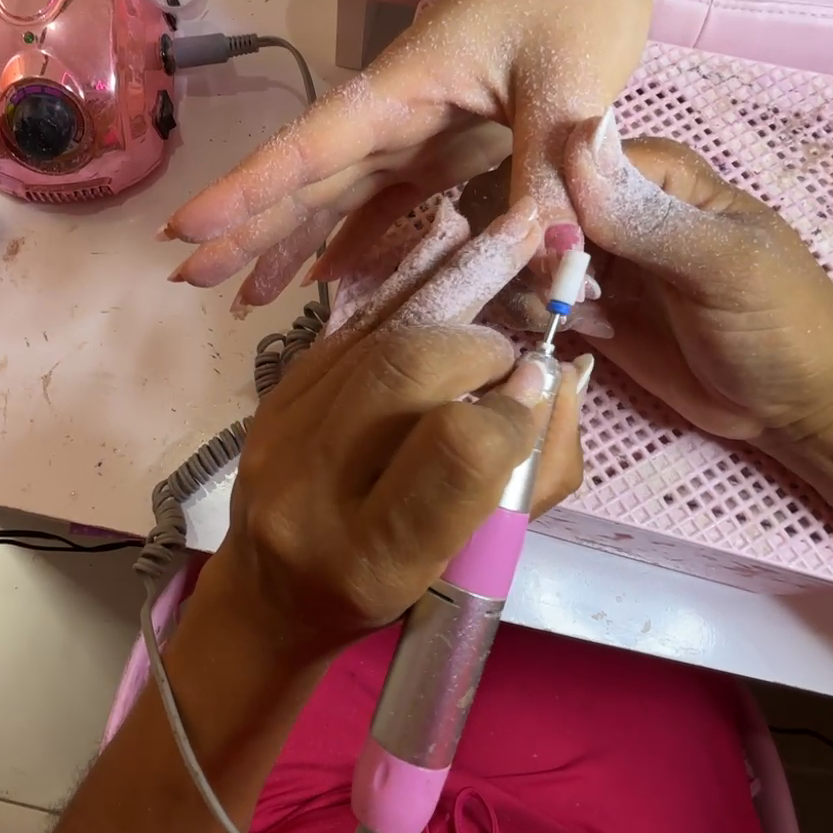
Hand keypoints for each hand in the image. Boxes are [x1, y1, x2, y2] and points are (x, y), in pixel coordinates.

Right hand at [161, 0, 651, 311]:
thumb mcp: (569, 80)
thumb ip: (554, 174)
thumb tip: (550, 267)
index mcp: (399, 92)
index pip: (307, 148)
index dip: (246, 192)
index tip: (186, 229)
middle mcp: (387, 120)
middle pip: (301, 182)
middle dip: (243, 231)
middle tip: (187, 277)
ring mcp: (407, 138)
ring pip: (330, 199)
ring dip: (284, 244)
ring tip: (241, 296)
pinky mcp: (432, 151)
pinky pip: (379, 204)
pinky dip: (351, 241)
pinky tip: (321, 277)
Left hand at [207, 200, 591, 657]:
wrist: (270, 592)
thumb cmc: (379, 594)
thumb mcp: (466, 564)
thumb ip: (531, 480)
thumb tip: (562, 379)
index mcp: (370, 557)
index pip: (454, 452)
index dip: (512, 413)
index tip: (536, 394)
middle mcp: (311, 488)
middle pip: (405, 372)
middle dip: (478, 347)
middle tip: (510, 355)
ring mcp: (280, 433)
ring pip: (377, 336)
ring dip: (452, 288)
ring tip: (513, 239)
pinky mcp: (273, 396)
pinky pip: (350, 327)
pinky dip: (409, 290)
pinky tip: (452, 252)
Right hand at [562, 116, 832, 443]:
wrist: (793, 406)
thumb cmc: (780, 322)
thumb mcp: (722, 264)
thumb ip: (646, 215)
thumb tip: (578, 143)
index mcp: (658, 177)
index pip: (575, 161)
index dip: (549, 194)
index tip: (550, 243)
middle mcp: (619, 212)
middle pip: (541, 207)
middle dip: (534, 247)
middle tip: (559, 291)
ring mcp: (600, 263)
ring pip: (530, 254)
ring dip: (530, 284)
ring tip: (565, 315)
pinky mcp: (587, 310)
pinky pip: (534, 299)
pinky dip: (531, 313)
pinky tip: (562, 331)